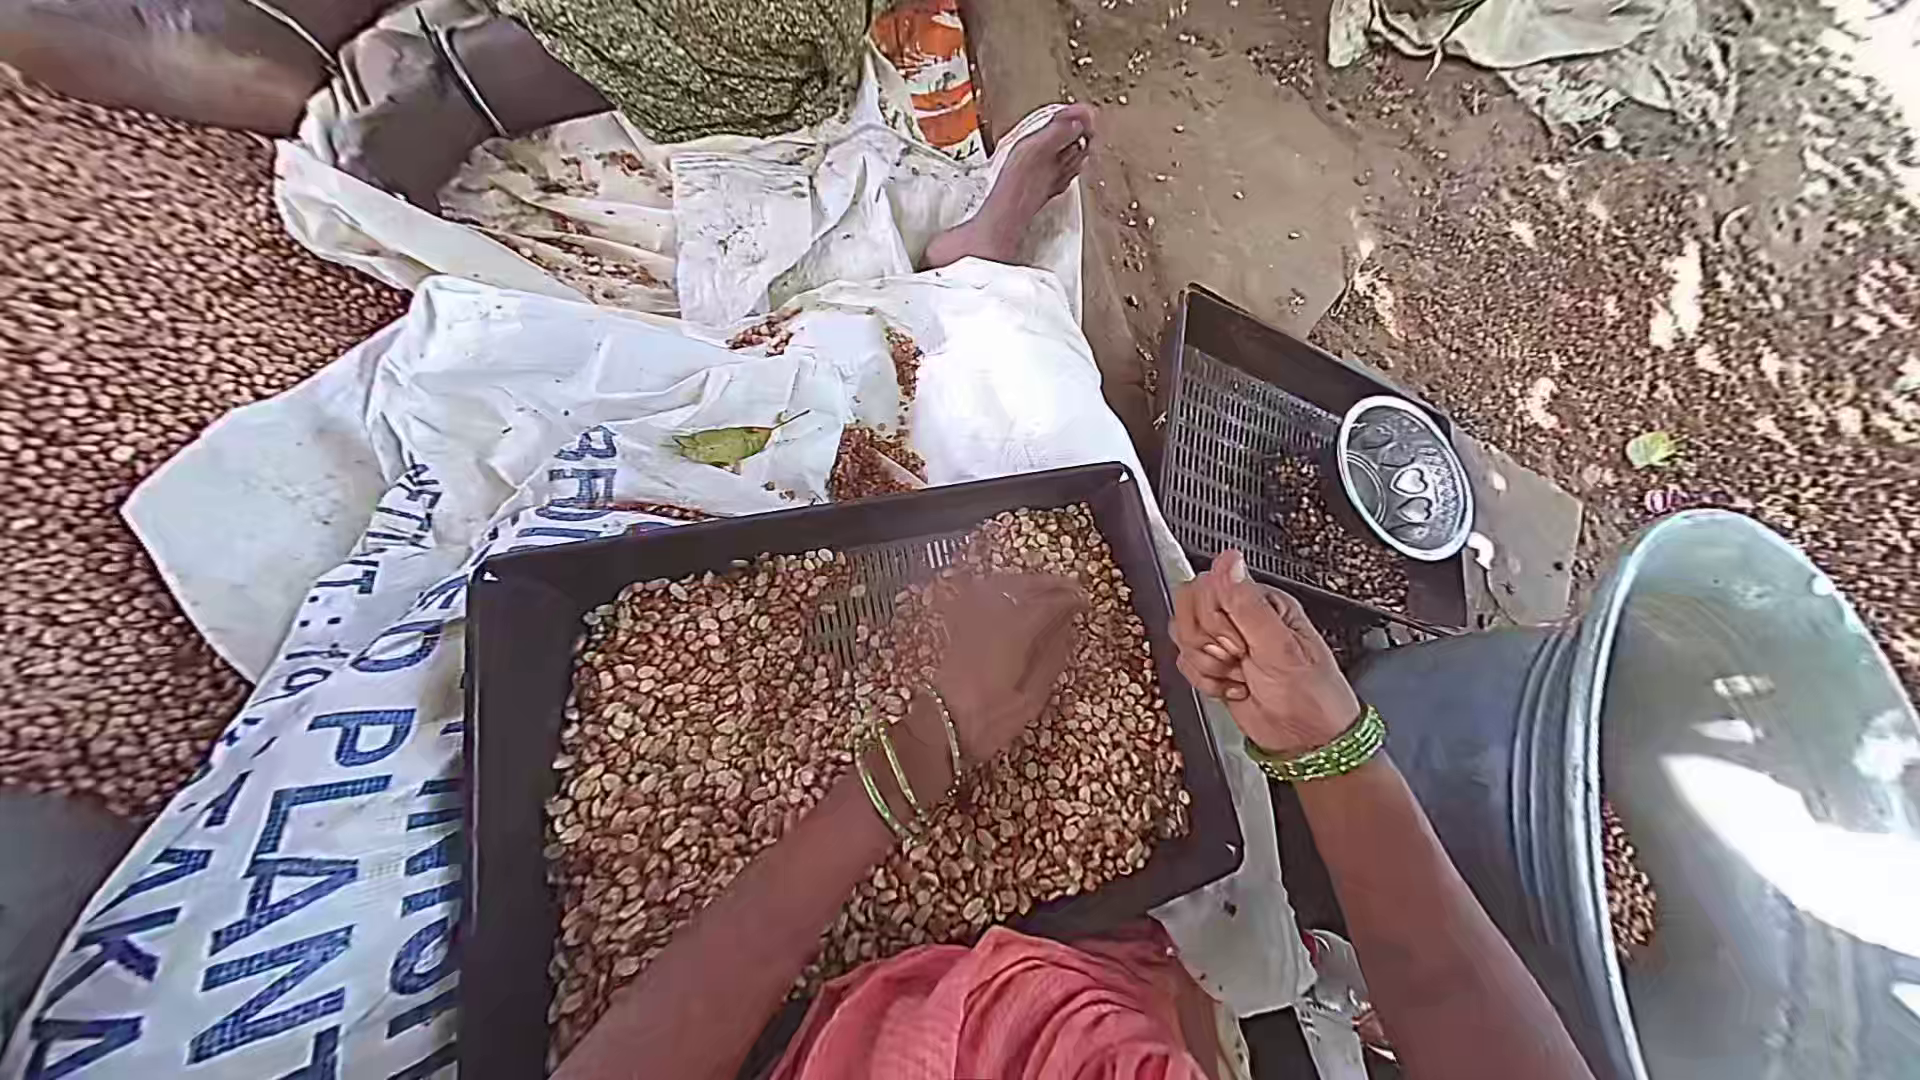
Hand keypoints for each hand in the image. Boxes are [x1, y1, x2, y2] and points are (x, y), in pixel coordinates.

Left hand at [927, 573, 1085, 764]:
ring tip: (1047, 586)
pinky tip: (1012, 593)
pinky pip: (986, 594)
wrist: (940, 725)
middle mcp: (993, 617)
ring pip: (1002, 585)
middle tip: (1072, 587)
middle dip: (1050, 583)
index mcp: (1015, 632)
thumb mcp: (1031, 698)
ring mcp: (973, 619)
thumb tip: (1066, 629)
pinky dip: (1005, 587)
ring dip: (1028, 581)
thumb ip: (1051, 659)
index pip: (1047, 603)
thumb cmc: (990, 719)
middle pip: (1024, 586)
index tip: (1084, 601)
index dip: (1068, 599)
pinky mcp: (961, 628)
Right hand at [1173, 550, 1359, 753]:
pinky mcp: (1210, 663)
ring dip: (1206, 664)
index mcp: (1260, 600)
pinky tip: (1232, 687)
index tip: (1236, 642)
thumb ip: (1248, 603)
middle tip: (1237, 658)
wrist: (1305, 742)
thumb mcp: (1281, 647)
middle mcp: (1238, 615)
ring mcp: (1222, 640)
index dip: (1212, 617)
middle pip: (1188, 608)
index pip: (1207, 586)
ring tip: (1238, 674)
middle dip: (1207, 642)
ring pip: (1182, 635)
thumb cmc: (1310, 694)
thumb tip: (1229, 560)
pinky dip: (1204, 680)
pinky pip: (1183, 661)